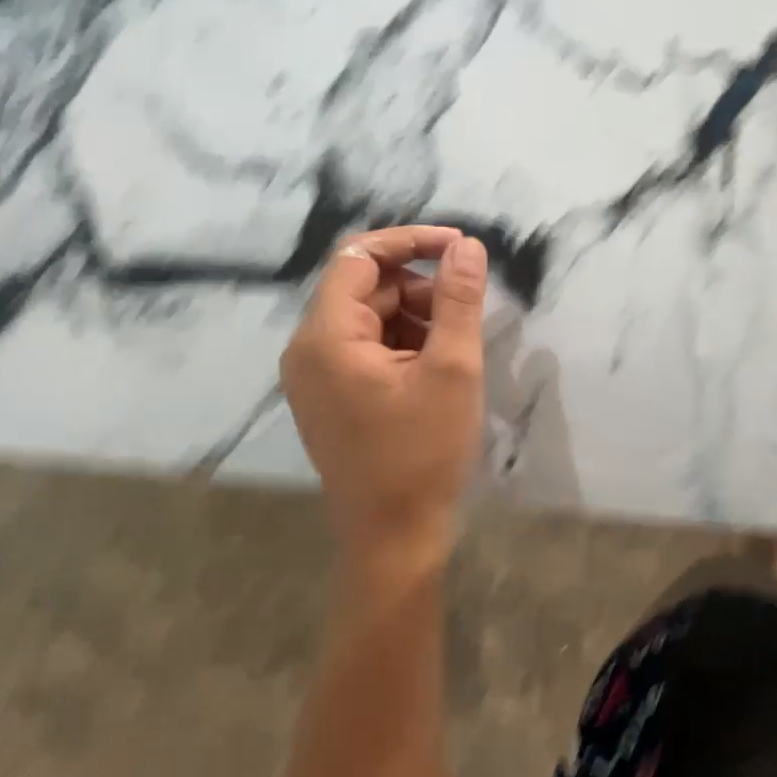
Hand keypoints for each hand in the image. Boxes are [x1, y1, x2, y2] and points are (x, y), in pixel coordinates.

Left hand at [281, 226, 488, 571]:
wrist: (394, 534)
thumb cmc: (423, 450)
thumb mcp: (453, 368)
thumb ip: (458, 300)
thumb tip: (465, 246)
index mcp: (325, 337)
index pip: (359, 257)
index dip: (411, 242)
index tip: (462, 248)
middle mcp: (308, 350)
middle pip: (365, 287)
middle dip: (420, 288)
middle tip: (468, 316)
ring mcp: (316, 377)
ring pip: (370, 319)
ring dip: (416, 318)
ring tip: (456, 353)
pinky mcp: (332, 398)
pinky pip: (367, 349)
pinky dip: (405, 345)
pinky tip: (438, 372)